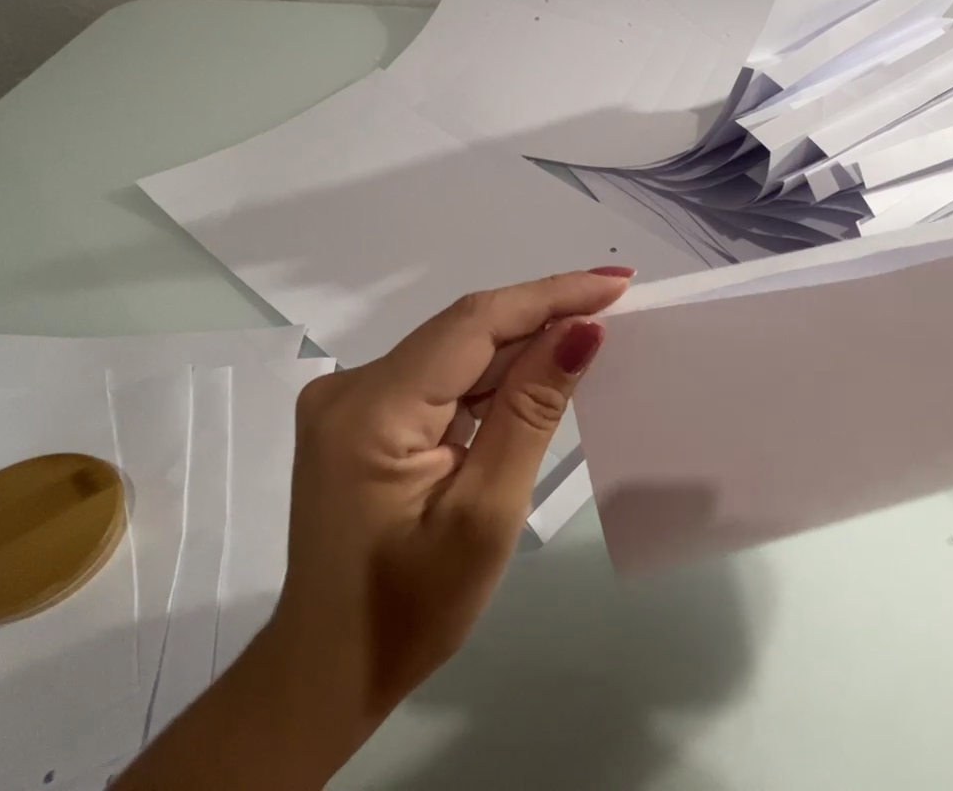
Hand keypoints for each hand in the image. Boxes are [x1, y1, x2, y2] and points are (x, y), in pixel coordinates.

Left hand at [272, 268, 631, 721]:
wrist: (332, 668)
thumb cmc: (413, 607)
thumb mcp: (487, 510)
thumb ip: (531, 411)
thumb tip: (582, 331)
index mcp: (371, 410)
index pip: (475, 324)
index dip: (550, 296)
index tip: (616, 284)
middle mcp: (350, 389)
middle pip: (465, 334)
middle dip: (543, 318)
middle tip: (619, 305)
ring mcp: (351, 405)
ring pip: (456, 355)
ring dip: (523, 348)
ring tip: (594, 335)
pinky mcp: (363, 423)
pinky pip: (441, 383)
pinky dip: (494, 380)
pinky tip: (540, 377)